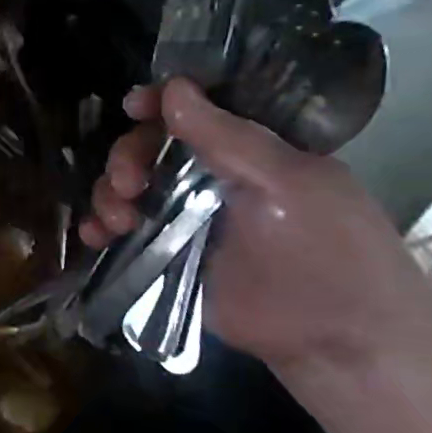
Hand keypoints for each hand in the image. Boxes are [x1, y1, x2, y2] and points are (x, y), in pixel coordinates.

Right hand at [81, 78, 431, 369]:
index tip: (133, 108)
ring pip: (126, 187)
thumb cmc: (329, 254)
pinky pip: (120, 230)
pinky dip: (99, 227)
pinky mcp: (166, 254)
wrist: (336, 345)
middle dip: (126, 158)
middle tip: (128, 184)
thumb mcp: (286, 185)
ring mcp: (186, 218)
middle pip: (148, 148)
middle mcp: (213, 179)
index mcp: (251, 154)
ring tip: (117, 221)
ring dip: (108, 194)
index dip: (161, 103)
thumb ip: (227, 136)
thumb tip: (174, 86)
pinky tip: (95, 237)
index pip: (196, 112)